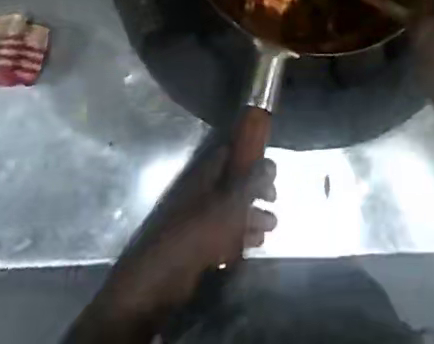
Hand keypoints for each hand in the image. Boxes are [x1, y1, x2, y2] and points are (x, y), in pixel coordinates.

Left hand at [73, 141, 276, 340]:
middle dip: (255, 191)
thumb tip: (270, 163)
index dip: (251, 157)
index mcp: (203, 176)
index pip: (228, 154)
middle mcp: (199, 193)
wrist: (160, 279)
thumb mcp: (229, 204)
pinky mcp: (196, 246)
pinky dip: (240, 237)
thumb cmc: (197, 232)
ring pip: (229, 212)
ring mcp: (196, 220)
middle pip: (231, 184)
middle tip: (274, 200)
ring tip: (271, 227)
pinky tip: (255, 245)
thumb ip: (251, 182)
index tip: (271, 168)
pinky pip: (223, 235)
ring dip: (251, 216)